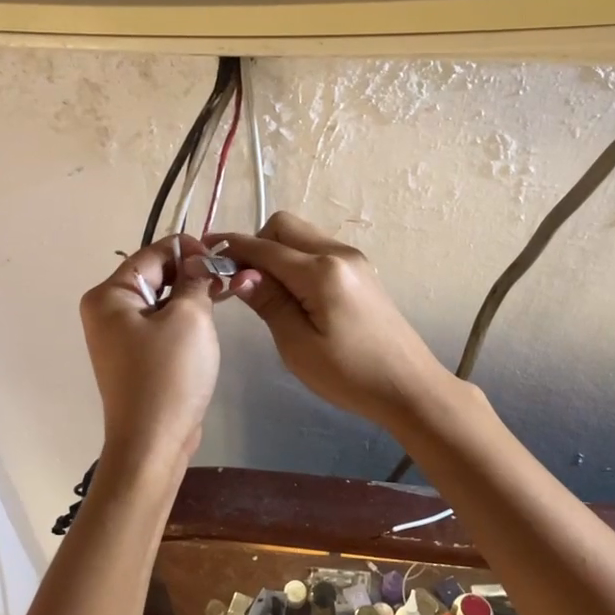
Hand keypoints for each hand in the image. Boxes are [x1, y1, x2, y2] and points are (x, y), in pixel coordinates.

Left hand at [79, 235, 223, 468]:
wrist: (152, 443)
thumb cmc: (169, 375)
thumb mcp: (189, 318)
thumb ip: (194, 280)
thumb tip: (197, 260)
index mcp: (109, 295)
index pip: (152, 253)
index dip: (188, 248)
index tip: (222, 257)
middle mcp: (106, 311)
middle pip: (154, 275)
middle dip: (191, 272)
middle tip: (229, 278)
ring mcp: (118, 337)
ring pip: (160, 300)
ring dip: (190, 296)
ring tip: (225, 296)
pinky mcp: (135, 358)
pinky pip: (160, 325)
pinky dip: (183, 319)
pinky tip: (209, 321)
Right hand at [208, 212, 455, 428]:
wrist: (409, 388)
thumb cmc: (350, 375)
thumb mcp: (298, 346)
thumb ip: (269, 304)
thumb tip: (240, 274)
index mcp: (321, 272)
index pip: (264, 248)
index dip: (231, 248)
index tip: (204, 254)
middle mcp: (338, 254)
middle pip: (284, 227)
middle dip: (256, 244)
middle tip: (242, 281)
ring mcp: (353, 260)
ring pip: (302, 236)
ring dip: (276, 252)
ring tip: (265, 291)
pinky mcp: (361, 273)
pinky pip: (318, 251)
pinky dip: (296, 261)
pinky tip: (291, 294)